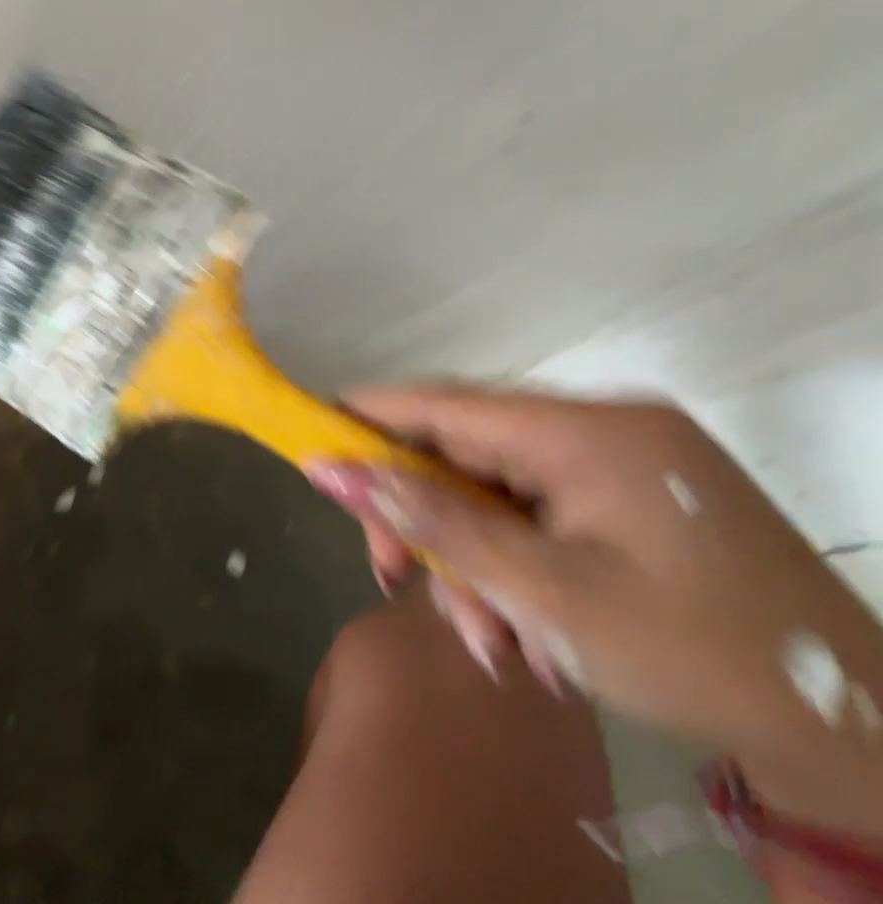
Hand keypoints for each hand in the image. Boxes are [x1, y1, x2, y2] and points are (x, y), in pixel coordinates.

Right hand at [306, 386, 882, 833]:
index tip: (305, 457)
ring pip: (494, 497)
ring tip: (492, 641)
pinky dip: (514, 569)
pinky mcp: (633, 503)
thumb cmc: (691, 651)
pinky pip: (537, 519)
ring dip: (471, 563)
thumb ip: (427, 519)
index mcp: (587, 432)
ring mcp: (622, 467)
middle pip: (462, 456)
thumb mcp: (541, 590)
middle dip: (425, 523)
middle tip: (397, 580)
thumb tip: (325, 467)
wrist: (852, 728)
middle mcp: (603, 432)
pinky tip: (524, 632)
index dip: (363, 424)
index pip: (439, 406)